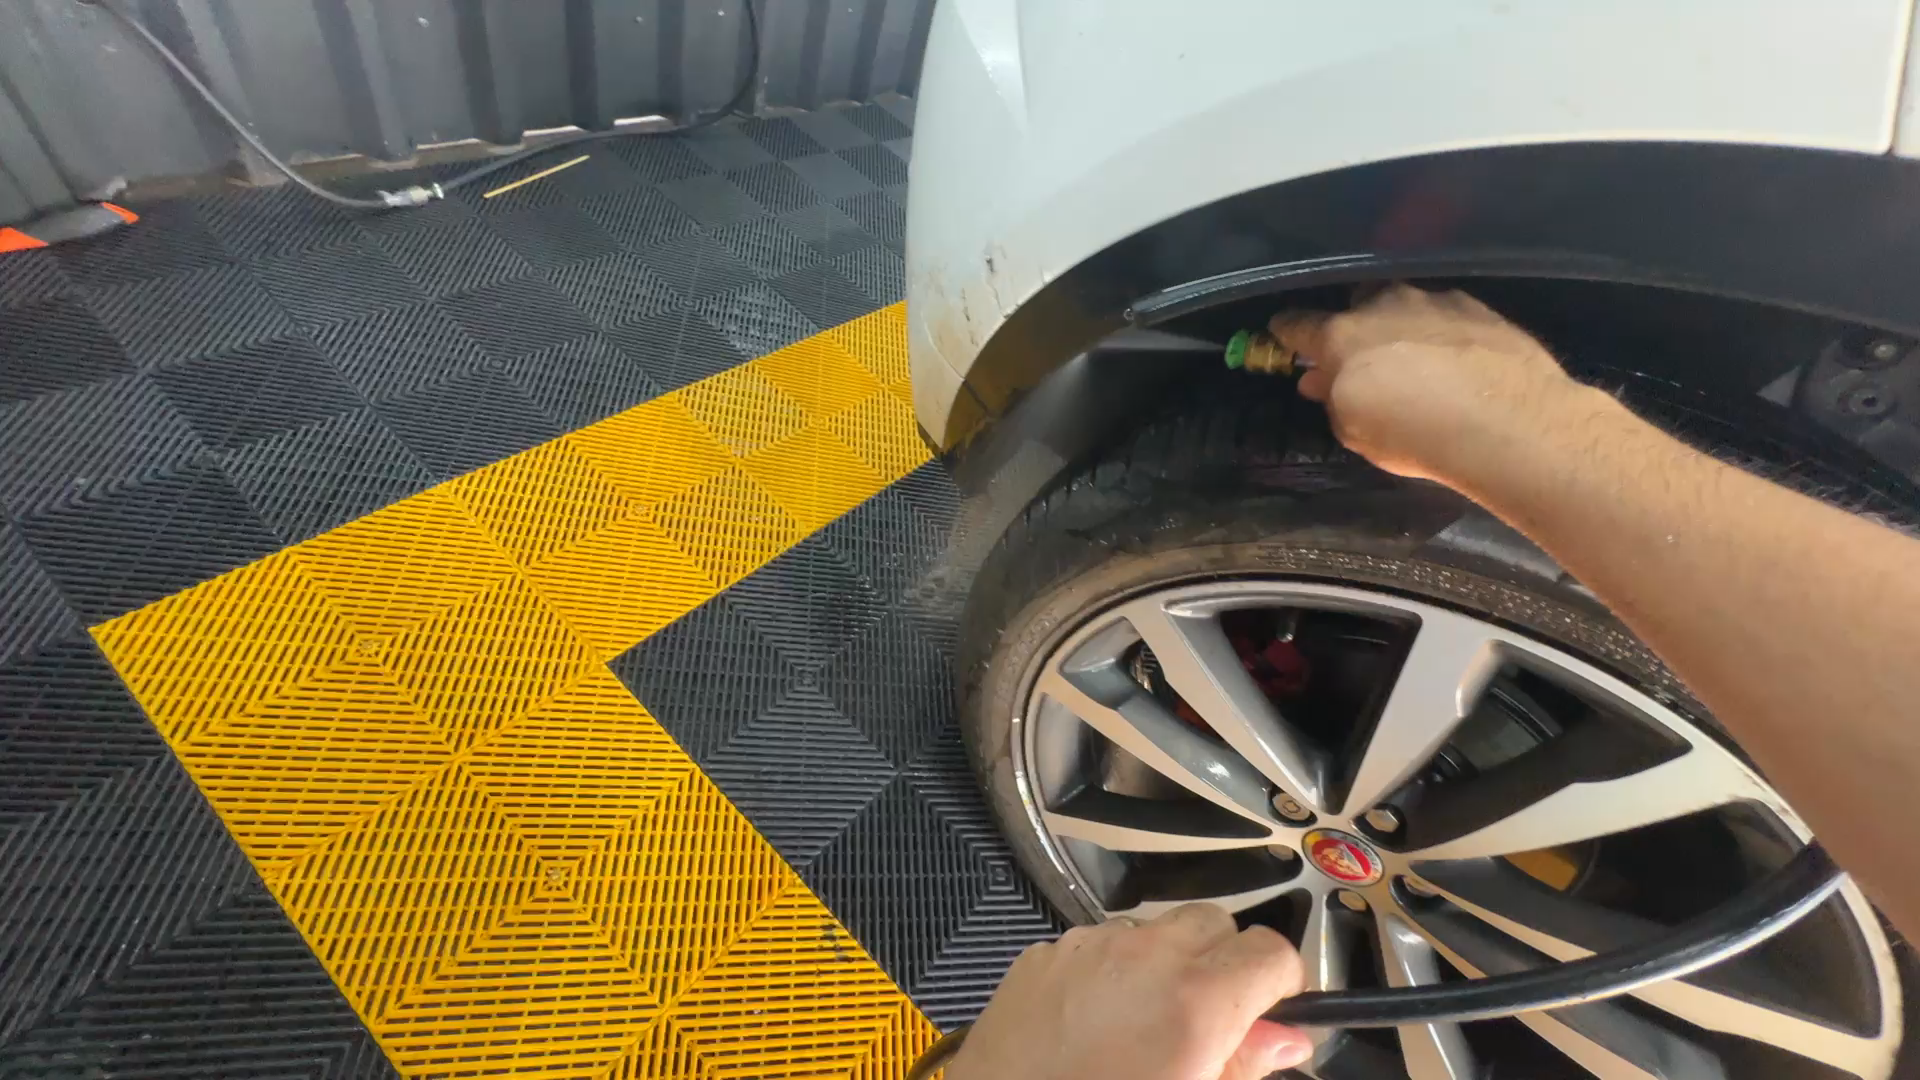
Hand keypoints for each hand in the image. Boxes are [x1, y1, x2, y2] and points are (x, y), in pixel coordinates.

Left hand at [945, 903, 1311, 1079]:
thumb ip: (1245, 1066)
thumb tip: (1289, 1035)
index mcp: (1195, 997)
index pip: (1270, 948)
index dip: (1281, 981)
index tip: (1271, 1014)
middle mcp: (1145, 950)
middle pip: (1213, 919)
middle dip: (1224, 958)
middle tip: (1210, 1017)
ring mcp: (1090, 941)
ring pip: (1154, 925)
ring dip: (1165, 959)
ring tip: (1143, 1021)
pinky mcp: (1047, 948)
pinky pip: (1099, 940)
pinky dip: (1112, 966)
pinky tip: (1090, 1018)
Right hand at [1270, 284, 1601, 484]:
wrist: (1505, 423)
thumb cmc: (1408, 431)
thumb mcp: (1352, 428)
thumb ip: (1331, 398)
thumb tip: (1319, 380)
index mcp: (1340, 335)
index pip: (1298, 324)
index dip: (1286, 332)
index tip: (1281, 336)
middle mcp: (1384, 305)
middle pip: (1356, 302)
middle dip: (1352, 321)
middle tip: (1358, 352)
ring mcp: (1437, 300)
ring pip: (1405, 304)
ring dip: (1400, 325)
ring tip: (1412, 357)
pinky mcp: (1483, 308)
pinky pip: (1447, 315)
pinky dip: (1441, 332)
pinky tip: (1452, 359)